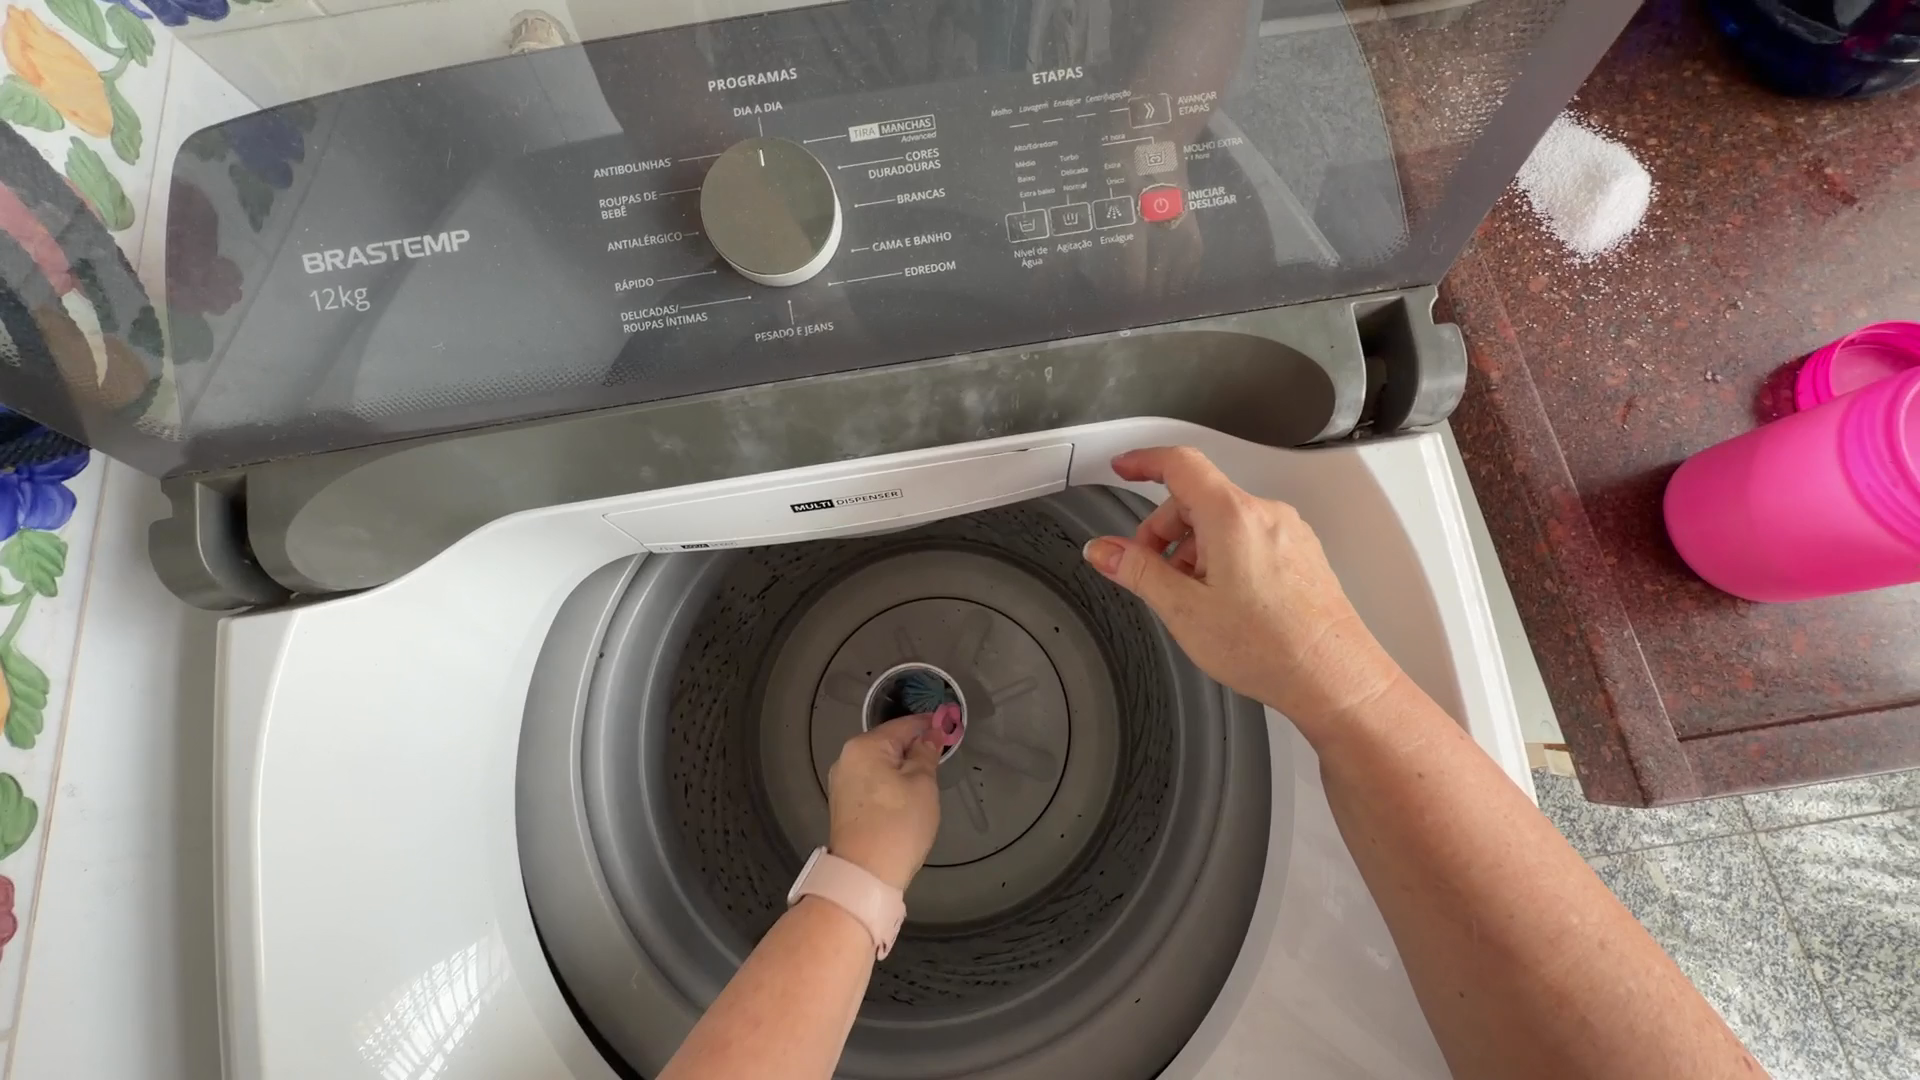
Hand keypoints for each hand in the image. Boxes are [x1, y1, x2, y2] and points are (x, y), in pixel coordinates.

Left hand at [827, 715, 943, 891]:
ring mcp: (842, 783)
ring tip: (927, 777)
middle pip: (889, 743)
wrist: (864, 876)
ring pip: (880, 764)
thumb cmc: (898, 824)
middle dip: (915, 746)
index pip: (904, 725)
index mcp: (864, 746)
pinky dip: (890, 782)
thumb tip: (931, 734)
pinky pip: (872, 781)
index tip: (950, 725)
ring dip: (903, 766)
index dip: (929, 724)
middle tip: (942, 754)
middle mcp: (847, 758)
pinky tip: (906, 795)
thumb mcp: (922, 784)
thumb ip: (926, 753)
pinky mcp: (844, 804)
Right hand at [1081, 446, 1402, 732]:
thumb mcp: (1184, 609)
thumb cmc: (1271, 647)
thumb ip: (1137, 571)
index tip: (1124, 466)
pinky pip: (1247, 537)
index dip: (1144, 461)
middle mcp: (1264, 515)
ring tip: (1191, 597)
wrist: (1335, 679)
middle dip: (1164, 529)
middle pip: (1197, 498)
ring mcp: (1287, 533)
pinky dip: (1221, 555)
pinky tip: (1220, 600)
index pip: (1180, 464)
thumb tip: (1104, 550)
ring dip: (1192, 547)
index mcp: (1232, 517)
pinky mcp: (1299, 553)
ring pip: (1221, 520)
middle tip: (1151, 570)